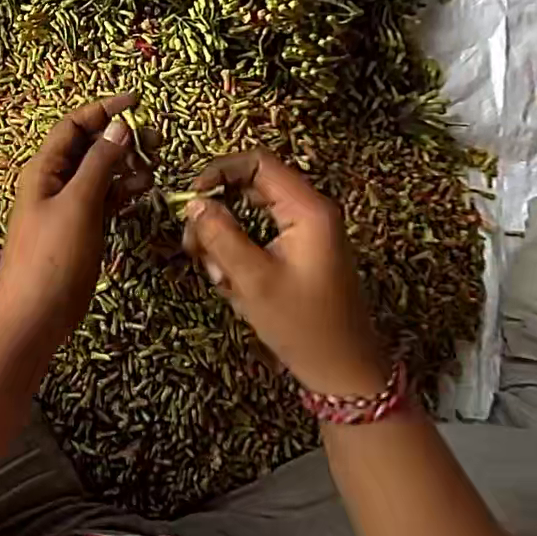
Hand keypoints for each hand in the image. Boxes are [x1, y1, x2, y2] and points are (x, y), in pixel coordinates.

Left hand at [0, 94, 151, 339]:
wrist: (34, 315)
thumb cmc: (52, 256)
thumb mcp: (79, 204)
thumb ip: (100, 164)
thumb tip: (119, 127)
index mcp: (44, 168)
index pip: (74, 125)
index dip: (104, 110)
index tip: (137, 103)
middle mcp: (54, 181)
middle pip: (89, 146)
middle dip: (121, 139)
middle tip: (156, 141)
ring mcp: (67, 205)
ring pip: (100, 173)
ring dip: (125, 165)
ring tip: (154, 168)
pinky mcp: (80, 227)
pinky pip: (104, 198)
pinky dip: (122, 191)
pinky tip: (143, 190)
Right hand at [181, 148, 386, 394]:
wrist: (343, 372)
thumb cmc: (302, 325)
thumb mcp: (253, 279)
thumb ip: (220, 234)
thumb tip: (193, 203)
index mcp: (308, 209)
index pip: (258, 163)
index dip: (219, 171)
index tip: (192, 199)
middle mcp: (308, 211)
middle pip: (249, 186)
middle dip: (216, 212)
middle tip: (194, 244)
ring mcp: (304, 230)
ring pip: (247, 212)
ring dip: (223, 237)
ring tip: (217, 274)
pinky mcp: (297, 249)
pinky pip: (256, 234)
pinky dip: (236, 251)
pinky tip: (229, 280)